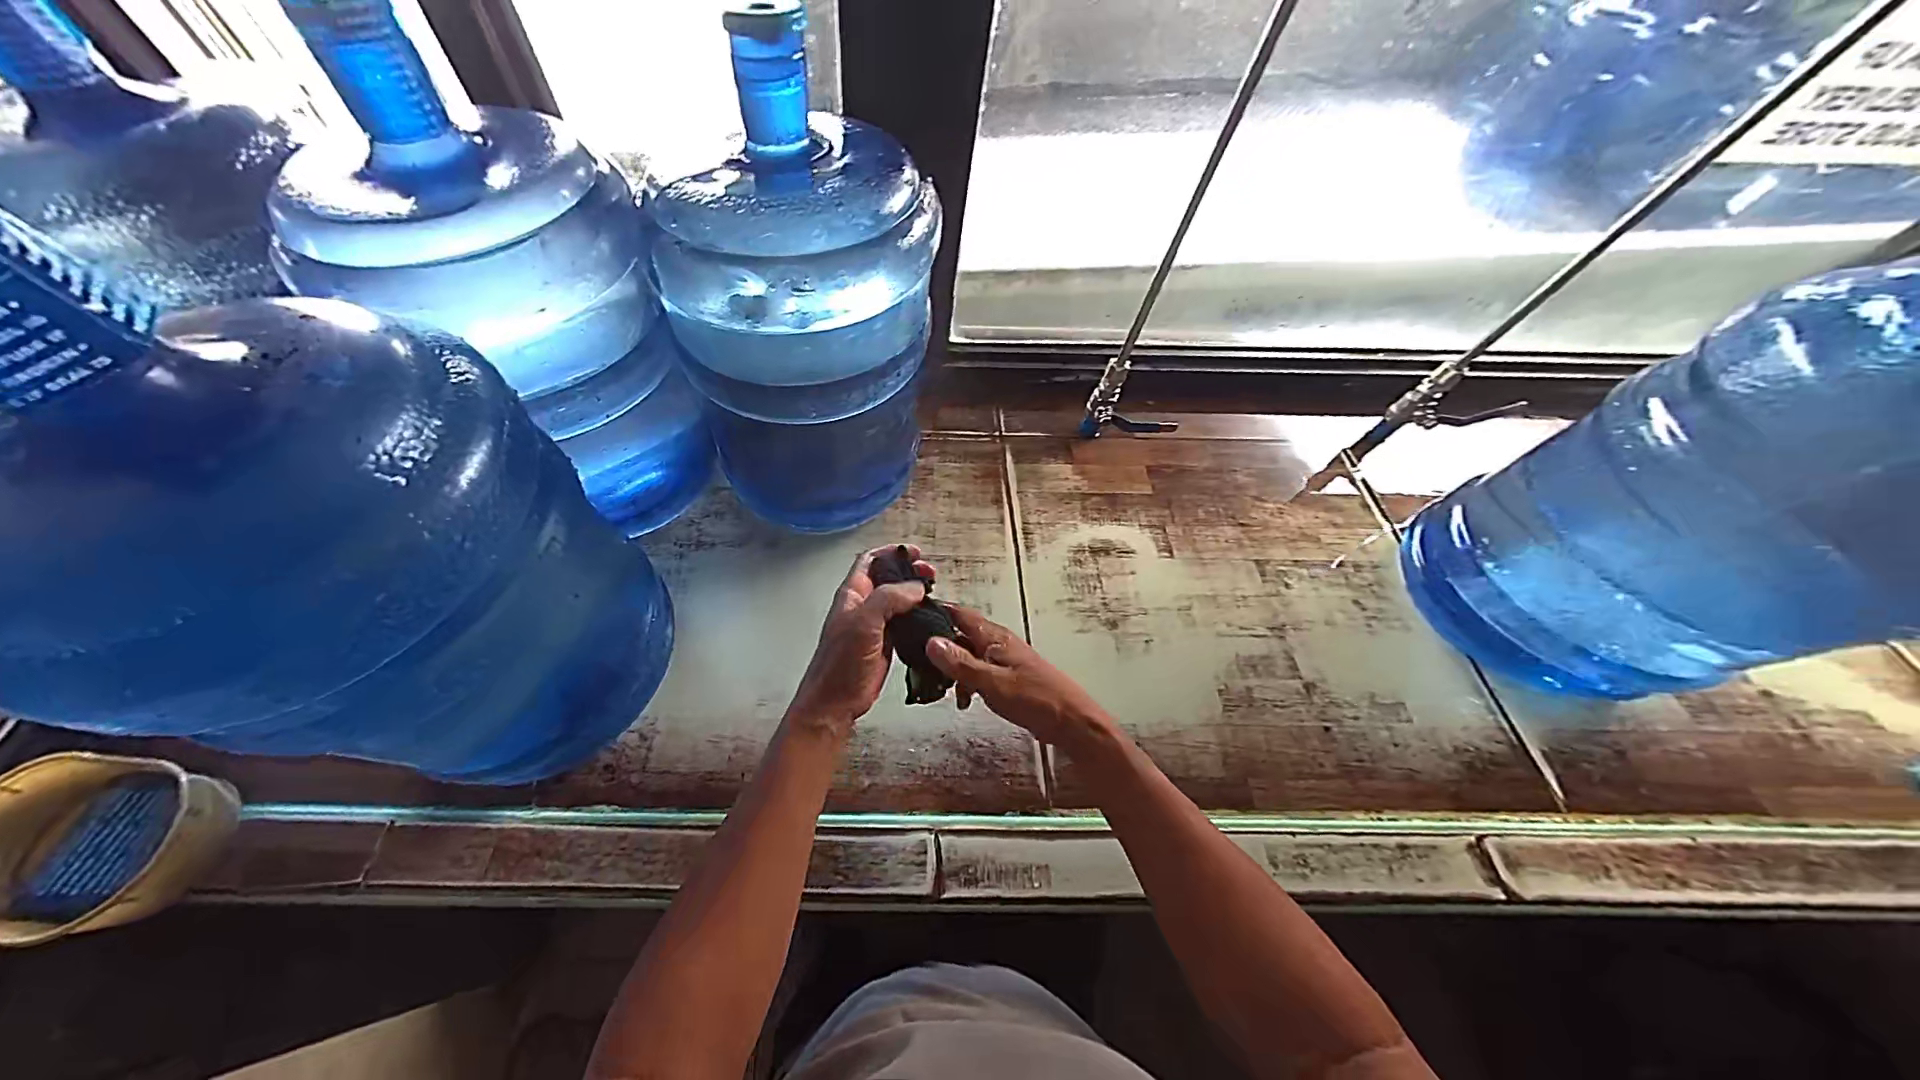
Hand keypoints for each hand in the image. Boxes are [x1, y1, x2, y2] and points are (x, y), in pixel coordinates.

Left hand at [786, 544, 935, 738]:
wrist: (835, 702)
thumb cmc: (839, 664)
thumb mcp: (863, 623)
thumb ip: (888, 599)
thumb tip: (914, 587)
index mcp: (852, 595)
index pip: (871, 561)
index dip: (891, 553)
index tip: (914, 553)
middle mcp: (863, 606)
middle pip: (888, 579)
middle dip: (910, 572)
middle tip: (930, 574)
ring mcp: (874, 625)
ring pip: (898, 601)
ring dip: (916, 594)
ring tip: (933, 593)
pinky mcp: (885, 644)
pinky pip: (904, 623)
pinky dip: (918, 616)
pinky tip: (930, 618)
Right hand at [923, 606, 1119, 755]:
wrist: (1070, 722)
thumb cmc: (1036, 699)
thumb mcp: (991, 683)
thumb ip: (960, 663)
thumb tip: (931, 642)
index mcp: (994, 636)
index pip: (958, 613)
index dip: (934, 613)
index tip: (910, 620)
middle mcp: (997, 642)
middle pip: (959, 634)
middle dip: (938, 646)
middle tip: (918, 663)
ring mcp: (1003, 659)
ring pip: (967, 655)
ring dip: (952, 668)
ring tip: (942, 688)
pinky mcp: (1007, 676)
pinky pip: (978, 671)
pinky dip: (966, 682)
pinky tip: (964, 699)